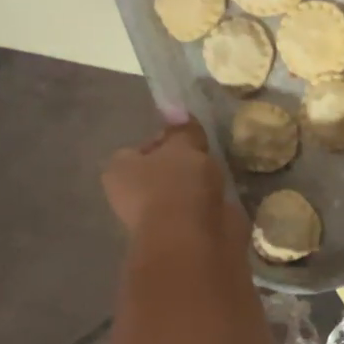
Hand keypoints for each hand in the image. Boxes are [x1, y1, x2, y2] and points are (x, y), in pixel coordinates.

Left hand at [102, 118, 242, 239]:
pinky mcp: (179, 231)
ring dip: (198, 187)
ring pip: (179, 191)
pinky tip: (224, 199)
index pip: (142, 148)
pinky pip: (195, 209)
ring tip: (222, 178)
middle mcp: (128, 192)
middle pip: (160, 171)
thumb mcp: (184, 148)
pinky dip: (209, 205)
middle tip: (211, 159)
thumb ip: (183, 130)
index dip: (168, 142)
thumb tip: (177, 108)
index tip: (195, 141)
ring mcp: (154, 214)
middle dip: (183, 166)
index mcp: (119, 168)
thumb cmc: (178, 185)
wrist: (193, 235)